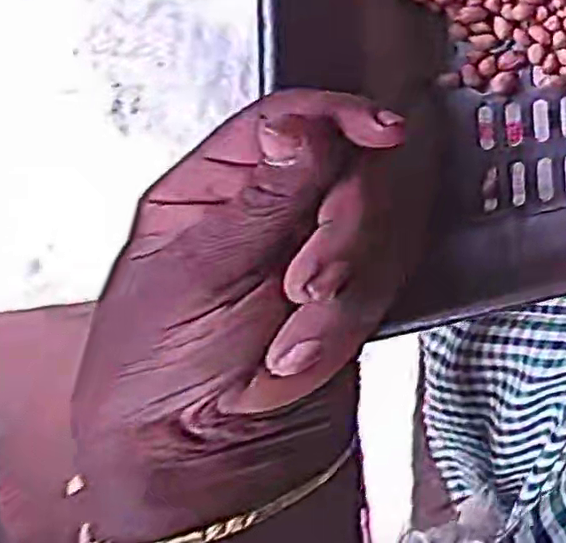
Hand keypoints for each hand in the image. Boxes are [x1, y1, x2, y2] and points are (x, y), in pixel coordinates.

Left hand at [71, 90, 431, 541]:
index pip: (292, 117)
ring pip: (387, 211)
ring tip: (299, 328)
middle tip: (309, 281)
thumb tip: (298, 126)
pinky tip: (314, 338)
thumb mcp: (198, 278)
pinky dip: (361, 303)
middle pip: (356, 164)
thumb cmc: (166, 371)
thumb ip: (263, 198)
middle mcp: (285, 199)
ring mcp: (332, 230)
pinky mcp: (372, 262)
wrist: (219, 450)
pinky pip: (400, 256)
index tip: (384, 131)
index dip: (342, 115)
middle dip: (344, 225)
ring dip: (352, 273)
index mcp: (220, 186)